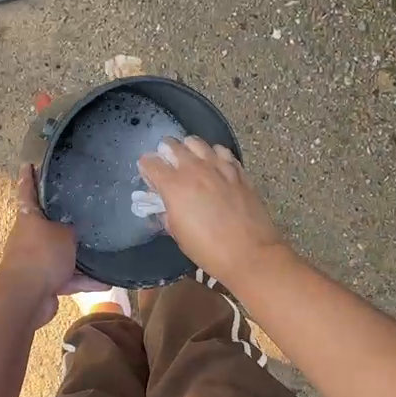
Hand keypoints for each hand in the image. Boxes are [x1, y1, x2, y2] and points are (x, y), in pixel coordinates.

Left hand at [0, 165, 105, 326]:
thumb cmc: (42, 255)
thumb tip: (76, 228)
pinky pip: (68, 278)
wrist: (26, 297)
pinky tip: (106, 282)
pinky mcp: (45, 283)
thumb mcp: (64, 234)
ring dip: (80, 257)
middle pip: (47, 224)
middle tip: (83, 210)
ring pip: (61, 254)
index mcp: (29, 219)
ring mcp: (36, 262)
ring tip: (102, 252)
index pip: (27, 192)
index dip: (28, 177)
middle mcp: (30, 238)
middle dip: (63, 220)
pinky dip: (84, 280)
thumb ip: (72, 229)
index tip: (28, 164)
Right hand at [137, 137, 285, 280]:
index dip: (146, 168)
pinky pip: (222, 152)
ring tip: (191, 161)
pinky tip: (215, 166)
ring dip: (189, 149)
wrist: (249, 253)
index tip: (150, 177)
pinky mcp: (238, 171)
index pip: (150, 162)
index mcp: (174, 185)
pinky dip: (214, 155)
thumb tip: (166, 203)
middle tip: (168, 166)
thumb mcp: (178, 233)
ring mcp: (219, 167)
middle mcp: (194, 169)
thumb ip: (167, 212)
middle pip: (172, 145)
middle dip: (165, 152)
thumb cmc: (208, 249)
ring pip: (197, 142)